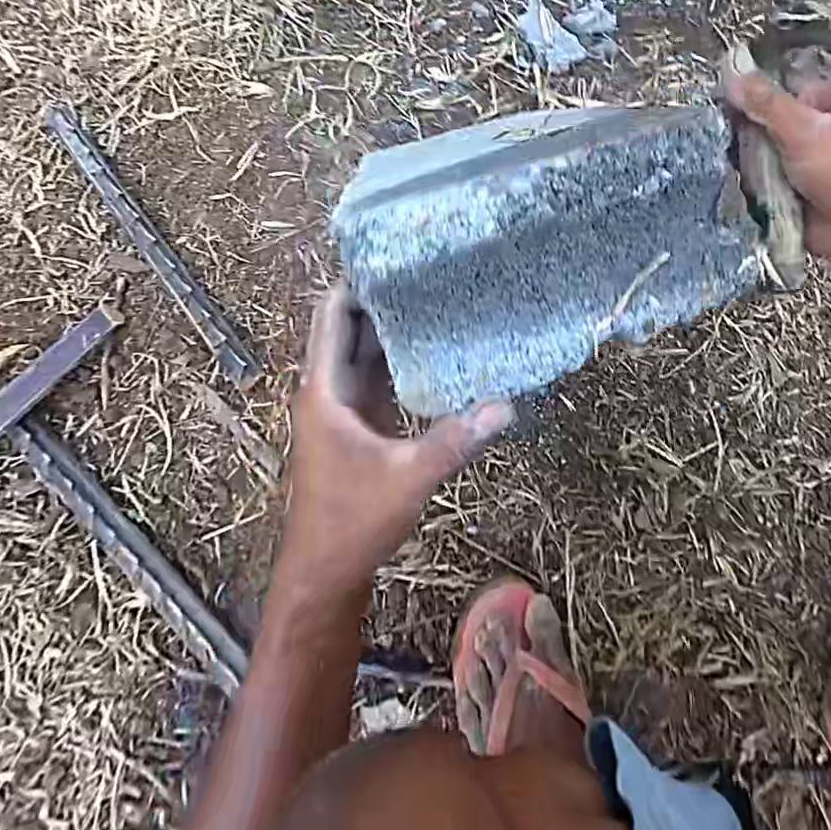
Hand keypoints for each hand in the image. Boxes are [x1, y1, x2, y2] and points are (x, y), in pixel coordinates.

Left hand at [275, 285, 512, 602]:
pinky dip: (400, 362)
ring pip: (365, 354)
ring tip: (433, 300)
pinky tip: (433, 351)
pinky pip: (378, 380)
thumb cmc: (352, 522)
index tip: (392, 258)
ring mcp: (344, 410)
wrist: (325, 571)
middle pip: (350, 330)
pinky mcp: (360, 427)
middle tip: (425, 273)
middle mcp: (329, 392)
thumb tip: (506, 407)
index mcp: (324, 392)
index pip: (333, 318)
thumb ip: (455, 441)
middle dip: (381, 300)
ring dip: (391, 330)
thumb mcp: (408, 478)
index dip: (355, 284)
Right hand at [730, 74, 830, 271]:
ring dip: (748, 175)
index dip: (754, 98)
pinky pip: (757, 200)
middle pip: (759, 134)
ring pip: (755, 169)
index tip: (730, 104)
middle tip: (735, 147)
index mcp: (821, 111)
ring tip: (745, 180)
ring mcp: (797, 176)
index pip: (778, 95)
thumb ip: (770, 106)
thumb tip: (734, 77)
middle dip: (744, 142)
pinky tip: (742, 200)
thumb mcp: (811, 131)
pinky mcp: (787, 208)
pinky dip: (750, 202)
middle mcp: (807, 142)